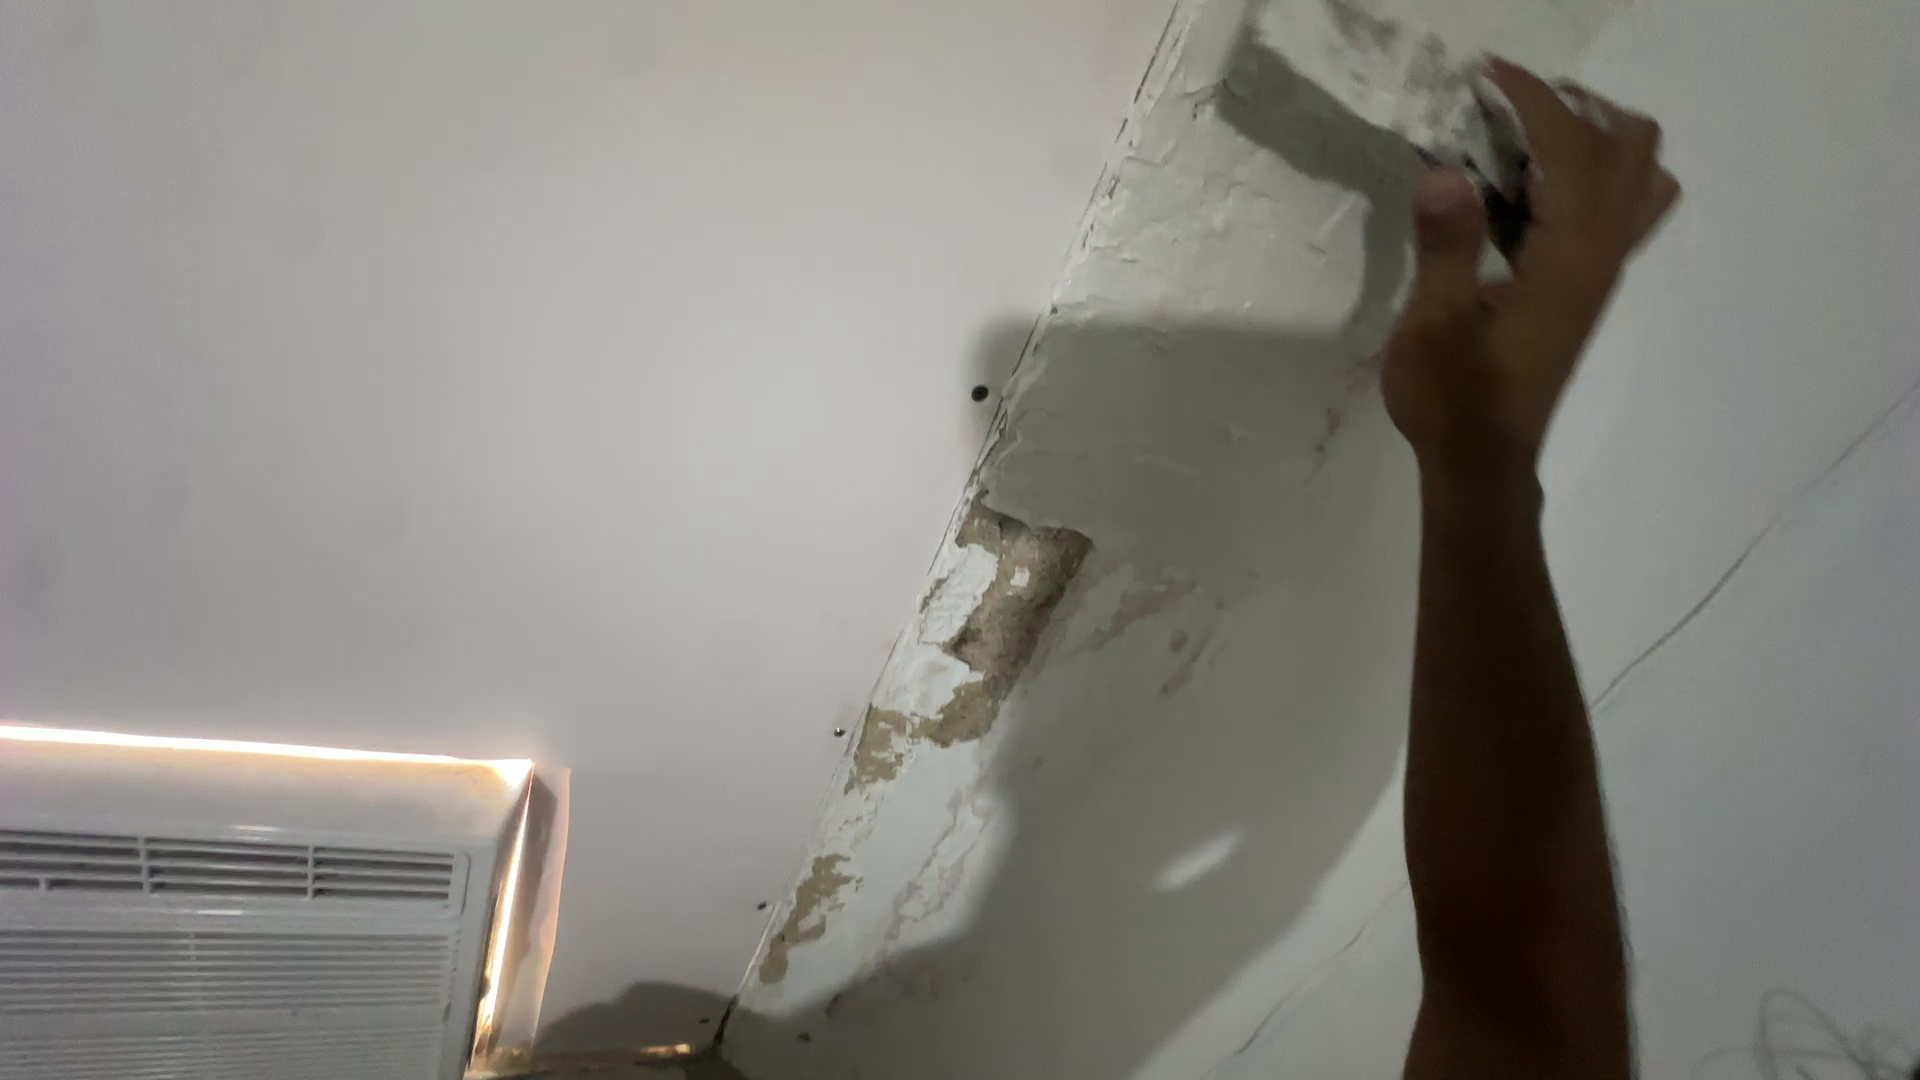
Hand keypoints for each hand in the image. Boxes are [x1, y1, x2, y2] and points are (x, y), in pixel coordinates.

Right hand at [1382, 57, 1679, 483]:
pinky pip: (1621, 212)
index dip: (1532, 101)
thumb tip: (1444, 170)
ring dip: (1596, 142)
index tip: (1486, 77)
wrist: (1481, 460)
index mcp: (1568, 254)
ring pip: (1640, 178)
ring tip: (1527, 149)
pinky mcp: (1585, 294)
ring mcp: (1600, 275)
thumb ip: (1445, 243)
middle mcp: (1602, 254)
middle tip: (1504, 114)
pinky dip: (1592, 181)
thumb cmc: (1453, 394)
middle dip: (1573, 110)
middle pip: (1629, 146)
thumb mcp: (1432, 321)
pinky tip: (1532, 204)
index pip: (1570, 146)